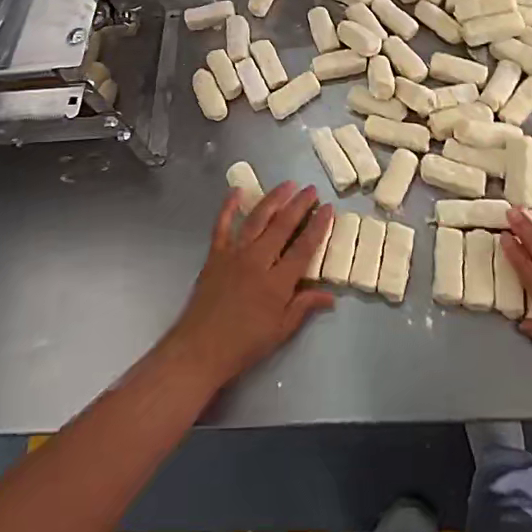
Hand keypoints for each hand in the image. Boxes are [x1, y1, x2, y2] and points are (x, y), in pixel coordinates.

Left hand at [161, 183, 334, 388]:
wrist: (200, 347)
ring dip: (273, 199)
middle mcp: (257, 261)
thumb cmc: (244, 344)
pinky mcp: (215, 254)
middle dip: (299, 205)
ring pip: (257, 219)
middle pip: (282, 226)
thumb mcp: (281, 330)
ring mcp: (234, 254)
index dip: (318, 226)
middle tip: (311, 189)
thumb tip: (330, 295)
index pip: (304, 247)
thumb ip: (304, 306)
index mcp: (277, 282)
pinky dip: (229, 206)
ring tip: (287, 184)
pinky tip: (237, 191)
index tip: (328, 208)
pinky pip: (223, 224)